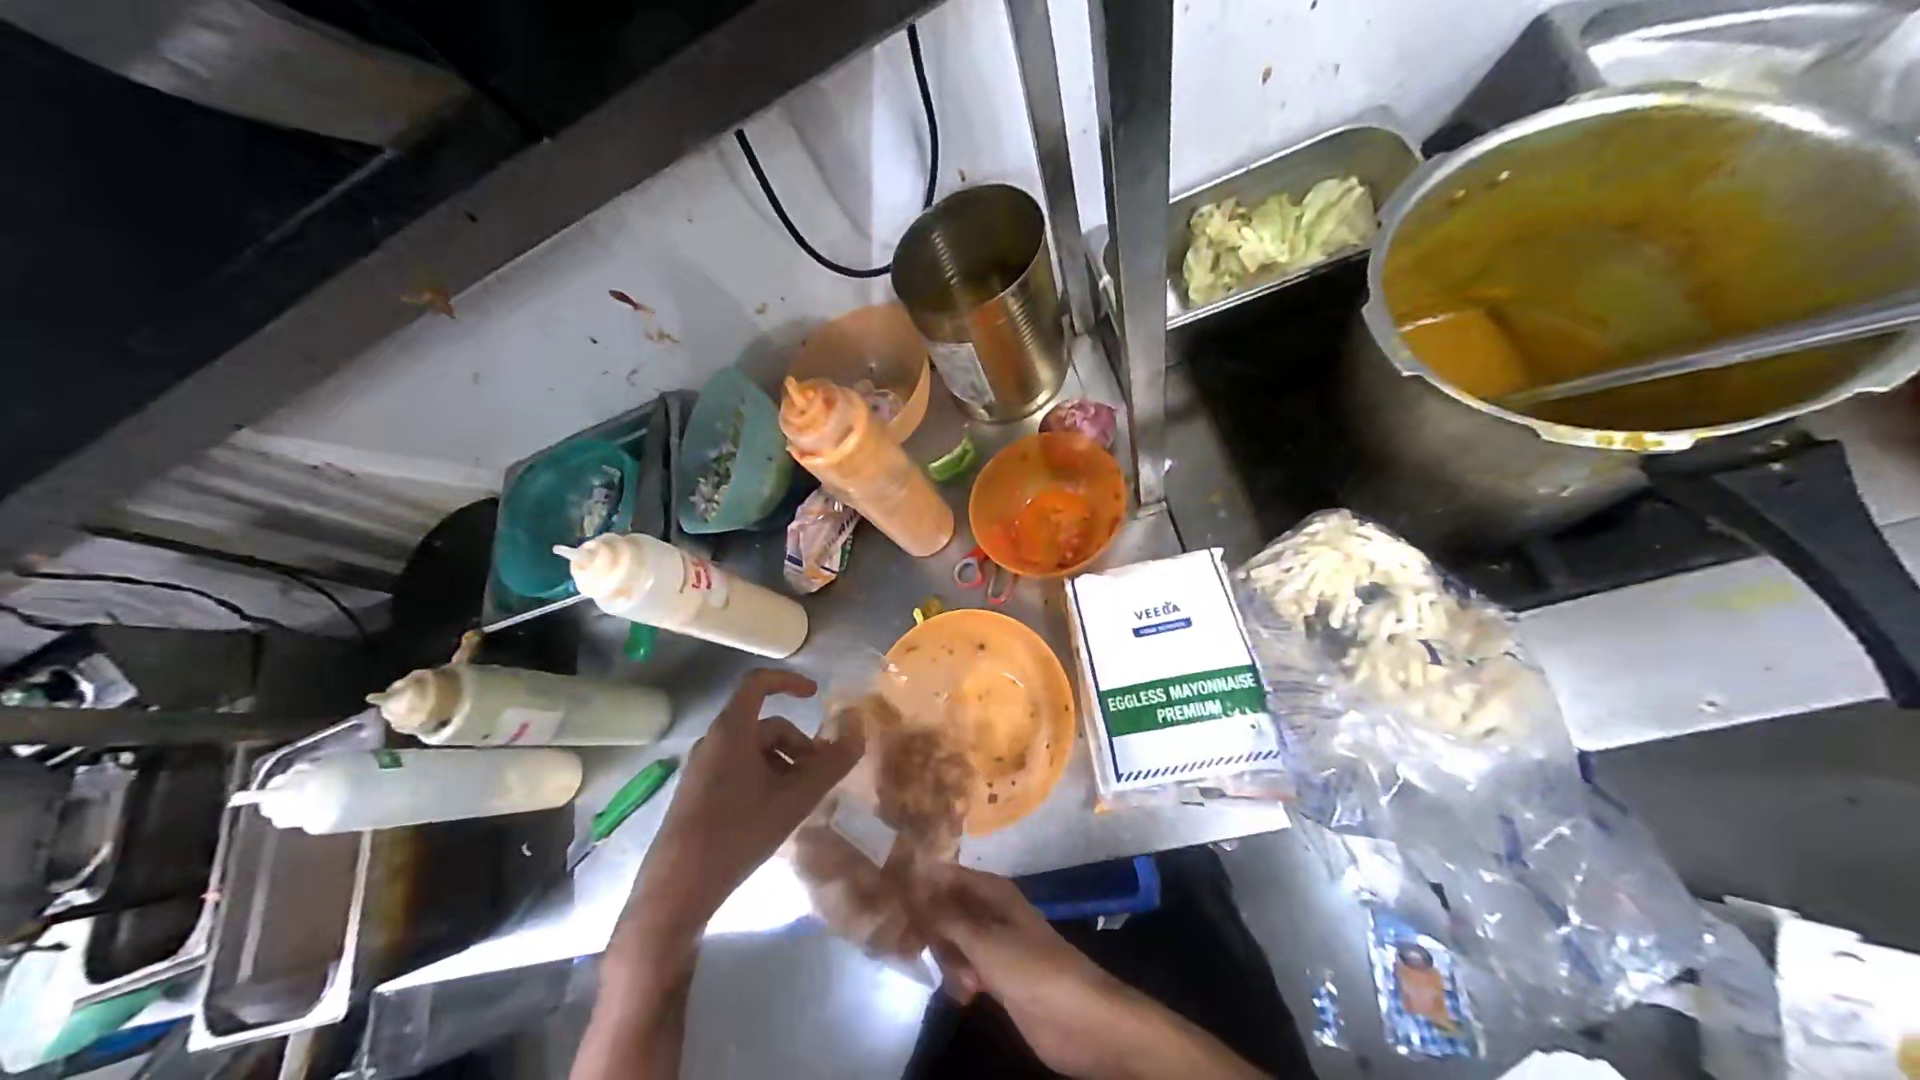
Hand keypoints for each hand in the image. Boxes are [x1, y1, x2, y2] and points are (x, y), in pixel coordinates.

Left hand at [627, 669, 861, 939]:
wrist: (678, 886)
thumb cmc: (738, 832)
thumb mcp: (794, 799)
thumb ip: (831, 766)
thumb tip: (858, 738)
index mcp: (732, 730)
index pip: (758, 683)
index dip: (789, 681)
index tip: (815, 696)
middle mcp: (714, 740)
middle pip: (765, 725)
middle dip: (799, 745)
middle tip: (821, 776)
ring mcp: (702, 767)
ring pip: (754, 750)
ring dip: (784, 764)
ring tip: (801, 800)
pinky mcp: (698, 791)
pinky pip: (739, 768)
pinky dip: (765, 778)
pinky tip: (775, 813)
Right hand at [913, 863, 1136, 1076]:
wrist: (1081, 1020)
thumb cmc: (1032, 968)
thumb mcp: (983, 940)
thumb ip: (945, 917)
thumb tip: (912, 889)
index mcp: (994, 892)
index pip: (948, 875)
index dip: (921, 883)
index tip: (891, 899)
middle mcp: (993, 912)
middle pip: (947, 909)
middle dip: (930, 928)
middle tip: (911, 948)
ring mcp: (997, 946)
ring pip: (955, 942)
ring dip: (948, 960)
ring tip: (961, 981)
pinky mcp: (1000, 978)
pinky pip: (967, 969)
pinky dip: (961, 980)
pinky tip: (966, 996)